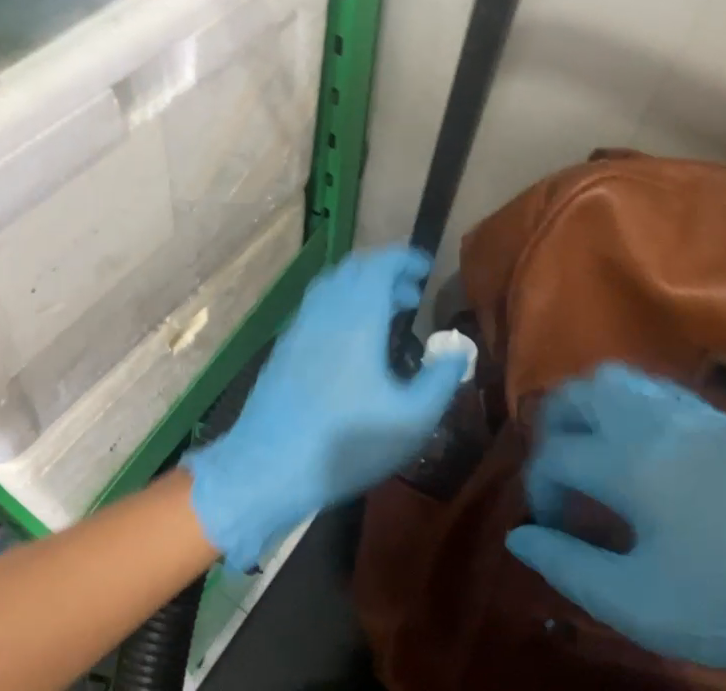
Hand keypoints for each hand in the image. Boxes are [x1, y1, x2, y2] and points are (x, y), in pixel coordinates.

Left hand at [184, 246, 464, 568]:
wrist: (268, 467)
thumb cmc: (348, 442)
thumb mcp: (412, 419)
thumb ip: (441, 379)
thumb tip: (458, 350)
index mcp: (357, 315)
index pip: (380, 263)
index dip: (405, 258)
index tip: (427, 268)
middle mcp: (325, 310)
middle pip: (354, 269)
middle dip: (386, 273)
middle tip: (412, 295)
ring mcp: (299, 328)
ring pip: (332, 288)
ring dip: (361, 289)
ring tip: (387, 315)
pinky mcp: (283, 349)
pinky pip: (317, 308)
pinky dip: (341, 307)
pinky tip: (353, 342)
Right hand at [506, 364, 725, 690]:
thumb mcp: (638, 605)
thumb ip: (568, 566)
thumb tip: (518, 535)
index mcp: (630, 461)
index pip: (556, 454)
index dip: (538, 489)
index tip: (548, 526)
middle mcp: (656, 421)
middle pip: (582, 391)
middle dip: (555, 426)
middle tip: (558, 472)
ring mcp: (695, 415)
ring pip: (622, 379)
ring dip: (592, 408)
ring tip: (591, 451)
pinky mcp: (725, 423)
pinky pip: (659, 389)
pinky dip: (631, 405)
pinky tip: (640, 448)